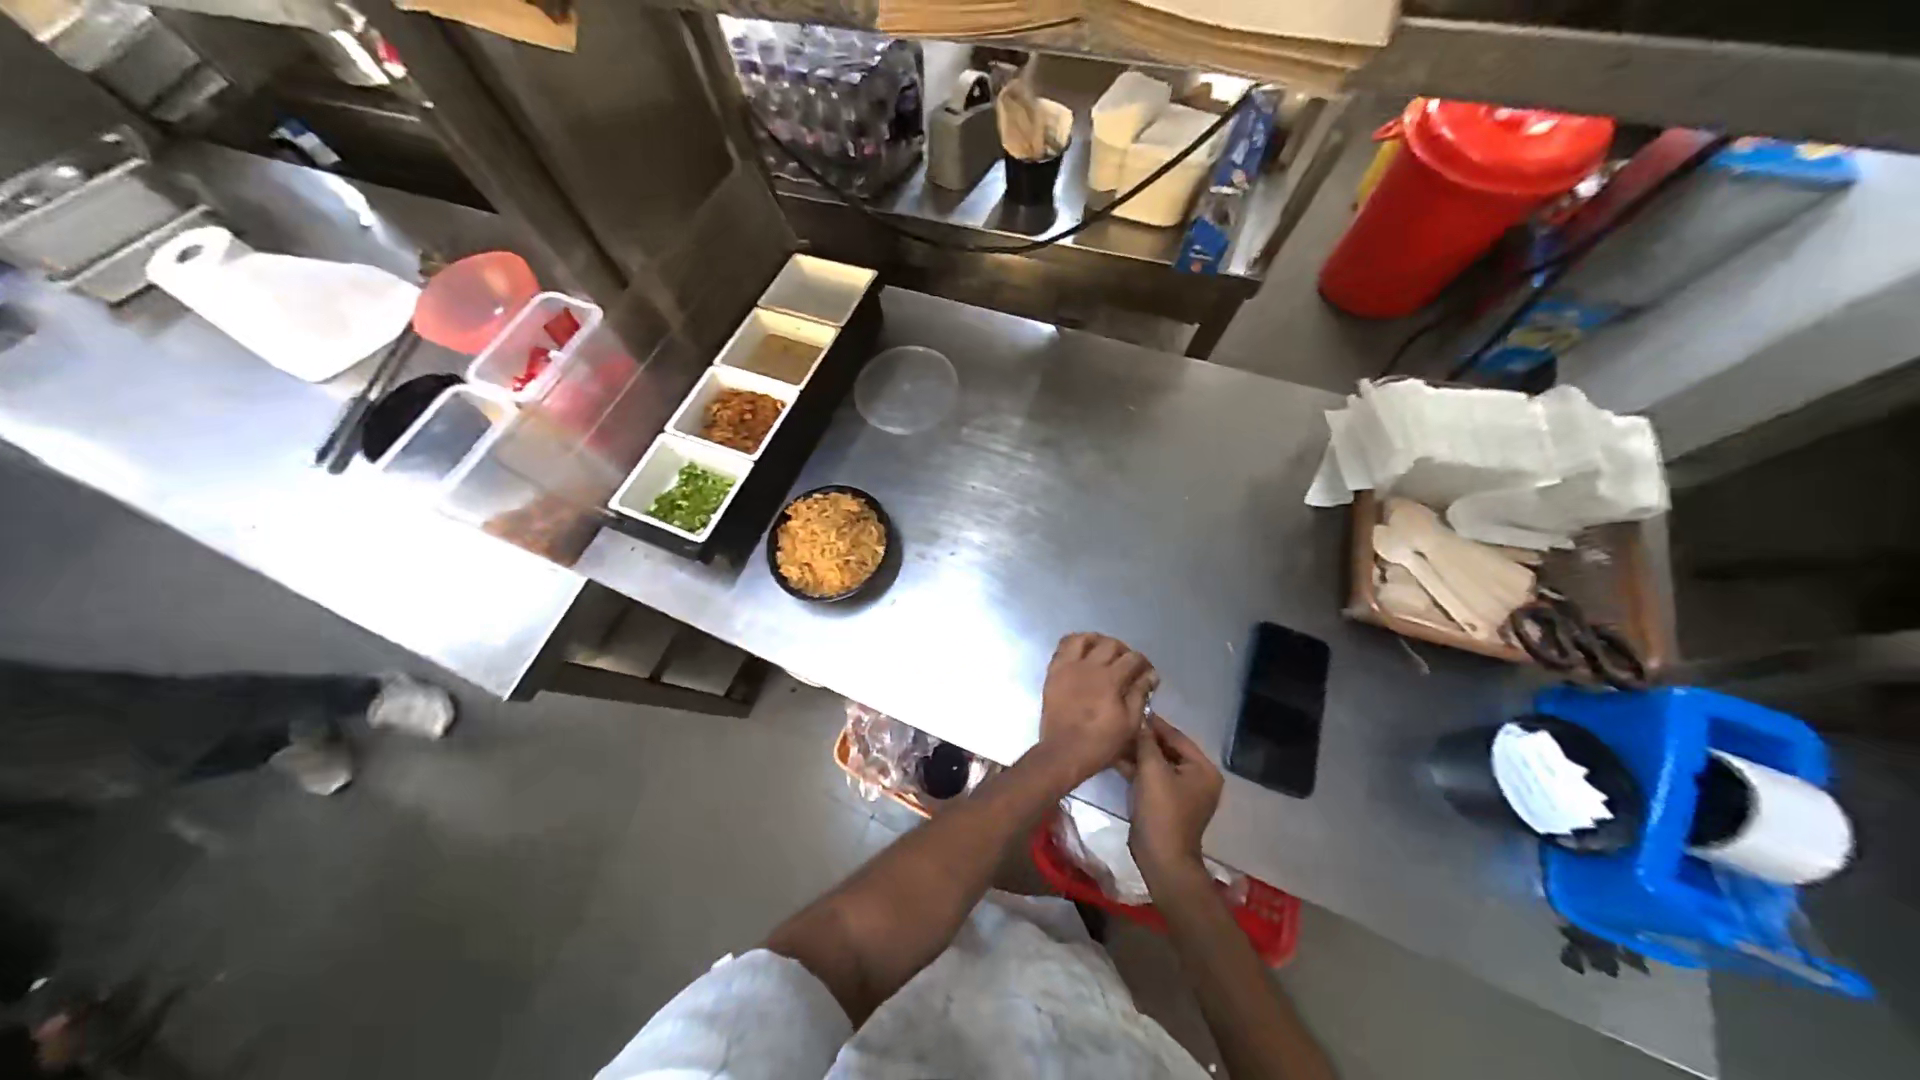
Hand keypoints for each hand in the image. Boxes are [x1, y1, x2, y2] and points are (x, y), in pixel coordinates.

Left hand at [1037, 633, 1158, 784]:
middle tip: (1127, 664)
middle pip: (1110, 644)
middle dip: (1124, 651)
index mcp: (1110, 679)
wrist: (1064, 752)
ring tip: (1103, 653)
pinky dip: (1074, 644)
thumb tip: (1150, 675)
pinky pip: (1062, 647)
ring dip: (1097, 641)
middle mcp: (1089, 666)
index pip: (1133, 658)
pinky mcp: (1053, 672)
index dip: (1144, 664)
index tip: (1147, 674)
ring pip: (1083, 639)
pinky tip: (1082, 654)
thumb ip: (1139, 694)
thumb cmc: (1101, 742)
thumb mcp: (1130, 723)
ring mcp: (1068, 666)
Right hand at [1123, 713, 1222, 886]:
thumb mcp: (1152, 771)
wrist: (1162, 860)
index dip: (1153, 723)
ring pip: (1157, 764)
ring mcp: (1182, 793)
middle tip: (1118, 724)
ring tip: (1113, 739)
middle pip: (1167, 749)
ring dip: (1137, 754)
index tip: (1131, 708)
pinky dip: (1137, 770)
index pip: (1176, 736)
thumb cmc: (1162, 812)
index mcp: (1203, 769)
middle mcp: (1198, 778)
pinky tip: (1115, 759)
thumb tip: (1139, 719)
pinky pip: (1152, 779)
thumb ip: (1145, 742)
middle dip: (1142, 739)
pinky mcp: (1166, 804)